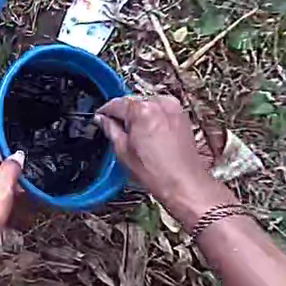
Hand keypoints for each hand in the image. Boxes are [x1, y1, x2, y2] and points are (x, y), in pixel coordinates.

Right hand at [96, 95, 236, 228]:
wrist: (184, 183)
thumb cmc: (157, 172)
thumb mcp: (123, 151)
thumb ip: (111, 129)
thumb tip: (103, 120)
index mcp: (142, 110)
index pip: (116, 103)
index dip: (105, 111)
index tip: (101, 117)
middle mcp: (159, 104)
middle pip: (132, 102)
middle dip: (123, 113)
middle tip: (115, 129)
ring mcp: (173, 109)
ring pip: (147, 105)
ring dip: (139, 115)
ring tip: (135, 136)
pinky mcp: (182, 116)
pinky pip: (161, 110)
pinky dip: (153, 118)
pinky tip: (149, 135)